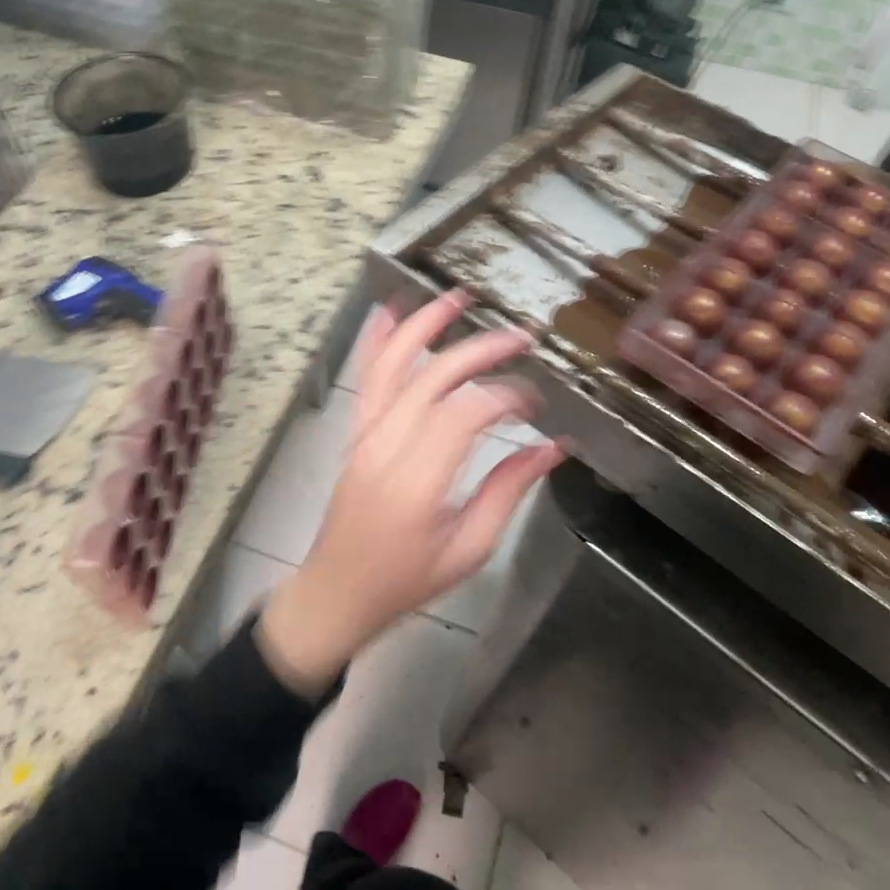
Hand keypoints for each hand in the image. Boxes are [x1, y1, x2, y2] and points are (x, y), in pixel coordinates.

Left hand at [257, 291, 564, 695]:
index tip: (536, 402)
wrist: (336, 593)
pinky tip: (389, 313)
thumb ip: (507, 491)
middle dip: (479, 350)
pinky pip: (365, 380)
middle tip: (519, 337)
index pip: (464, 414)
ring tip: (456, 296)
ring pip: (390, 366)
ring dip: (422, 325)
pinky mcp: (354, 435)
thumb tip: (553, 447)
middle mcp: (385, 448)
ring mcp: (363, 436)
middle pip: (431, 378)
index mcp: (417, 483)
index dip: (506, 396)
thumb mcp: (468, 549)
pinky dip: (376, 343)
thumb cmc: (405, 581)